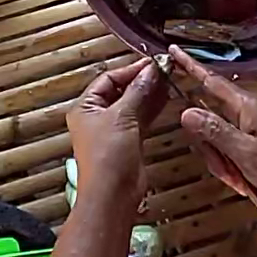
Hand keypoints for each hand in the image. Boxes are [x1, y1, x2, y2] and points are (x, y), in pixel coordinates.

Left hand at [66, 57, 167, 213]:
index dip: (131, 69)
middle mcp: (98, 115)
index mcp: (86, 106)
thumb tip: (152, 69)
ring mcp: (114, 128)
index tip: (153, 62)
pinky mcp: (129, 139)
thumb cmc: (108, 155)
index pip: (109, 78)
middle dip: (142, 79)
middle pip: (122, 89)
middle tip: (164, 69)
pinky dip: (153, 106)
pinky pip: (142, 116)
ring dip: (150, 91)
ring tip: (170, 78)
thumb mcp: (122, 116)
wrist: (113, 194)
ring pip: (134, 102)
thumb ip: (138, 90)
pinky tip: (167, 96)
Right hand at [168, 46, 256, 227]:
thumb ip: (214, 132)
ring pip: (217, 140)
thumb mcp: (246, 153)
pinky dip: (232, 168)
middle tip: (226, 168)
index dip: (190, 66)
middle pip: (208, 119)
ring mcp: (251, 129)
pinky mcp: (254, 144)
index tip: (172, 50)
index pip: (211, 81)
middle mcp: (247, 112)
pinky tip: (244, 182)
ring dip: (223, 162)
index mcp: (246, 106)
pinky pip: (229, 151)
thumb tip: (186, 112)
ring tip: (240, 178)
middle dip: (210, 147)